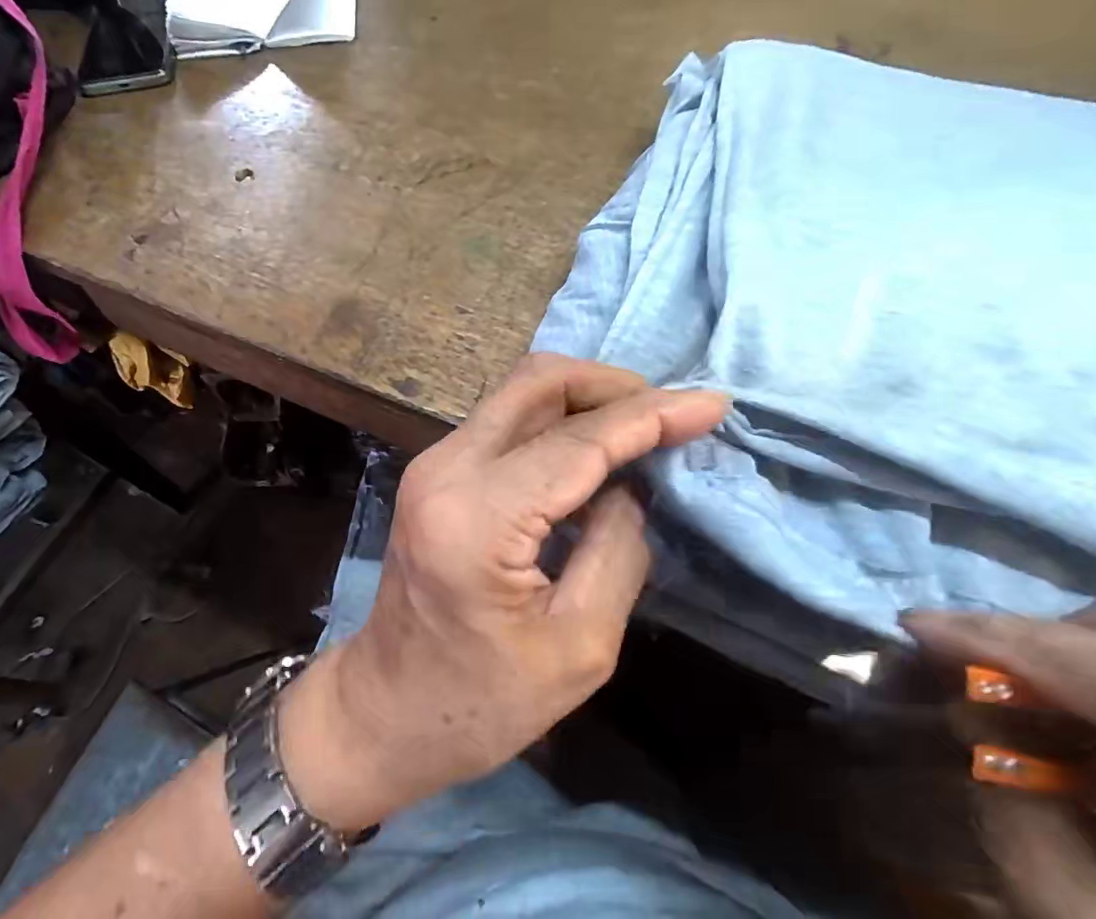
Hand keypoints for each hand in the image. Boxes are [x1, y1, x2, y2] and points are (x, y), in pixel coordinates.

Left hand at [277, 353, 726, 830]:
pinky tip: (597, 447)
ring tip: (645, 427)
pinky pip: (508, 419)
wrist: (384, 713)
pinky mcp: (436, 472)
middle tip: (671, 414)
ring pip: (522, 392)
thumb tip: (633, 484)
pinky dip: (560, 418)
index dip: (651, 416)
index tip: (711, 404)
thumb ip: (617, 550)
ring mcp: (433, 464)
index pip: (579, 441)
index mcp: (477, 518)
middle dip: (614, 386)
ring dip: (588, 396)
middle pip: (539, 382)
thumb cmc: (482, 703)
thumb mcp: (580, 646)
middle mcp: (446, 470)